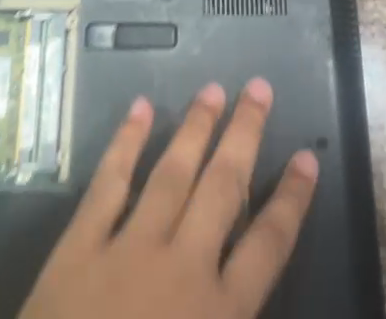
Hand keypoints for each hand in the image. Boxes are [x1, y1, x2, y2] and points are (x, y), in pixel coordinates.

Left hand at [20, 79, 320, 318]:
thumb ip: (234, 312)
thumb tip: (253, 284)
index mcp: (220, 312)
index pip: (269, 243)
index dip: (291, 198)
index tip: (306, 157)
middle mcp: (183, 267)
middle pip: (224, 189)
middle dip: (244, 136)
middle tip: (259, 88)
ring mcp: (129, 250)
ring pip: (172, 175)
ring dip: (195, 129)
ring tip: (213, 89)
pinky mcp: (79, 246)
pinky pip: (108, 185)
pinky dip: (125, 143)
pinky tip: (141, 109)